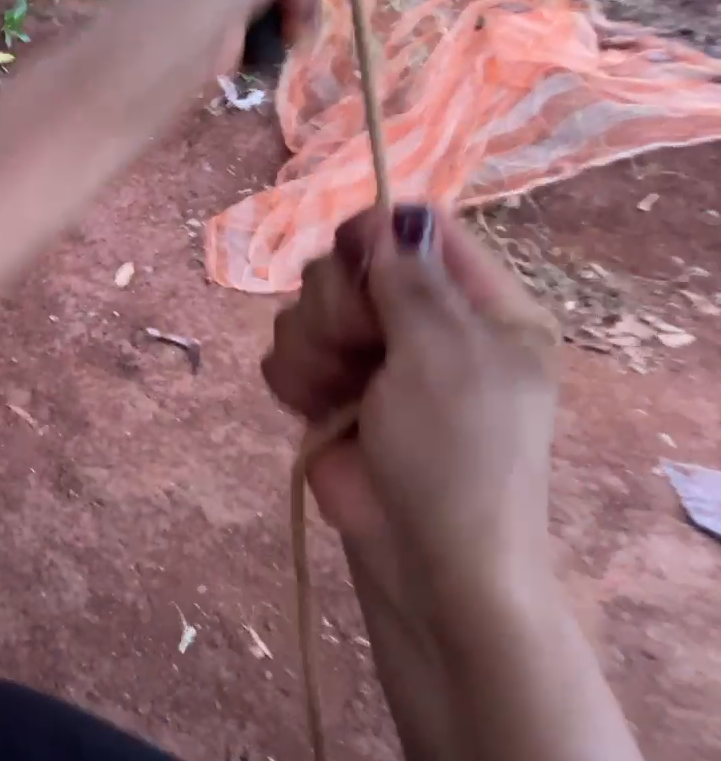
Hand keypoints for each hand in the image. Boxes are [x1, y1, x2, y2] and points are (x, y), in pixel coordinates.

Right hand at [261, 205, 560, 620]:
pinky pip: (281, 353)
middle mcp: (419, 325)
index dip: (375, 235)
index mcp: (479, 308)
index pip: (421, 233)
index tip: (350, 260)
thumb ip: (410, 282)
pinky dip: (291, 379)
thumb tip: (386, 216)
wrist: (417, 544)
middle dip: (336, 307)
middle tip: (358, 348)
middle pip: (346, 268)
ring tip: (336, 392)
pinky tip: (312, 407)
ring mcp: (367, 358)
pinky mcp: (323, 388)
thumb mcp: (447, 356)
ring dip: (310, 350)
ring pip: (303, 311)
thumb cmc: (454, 451)